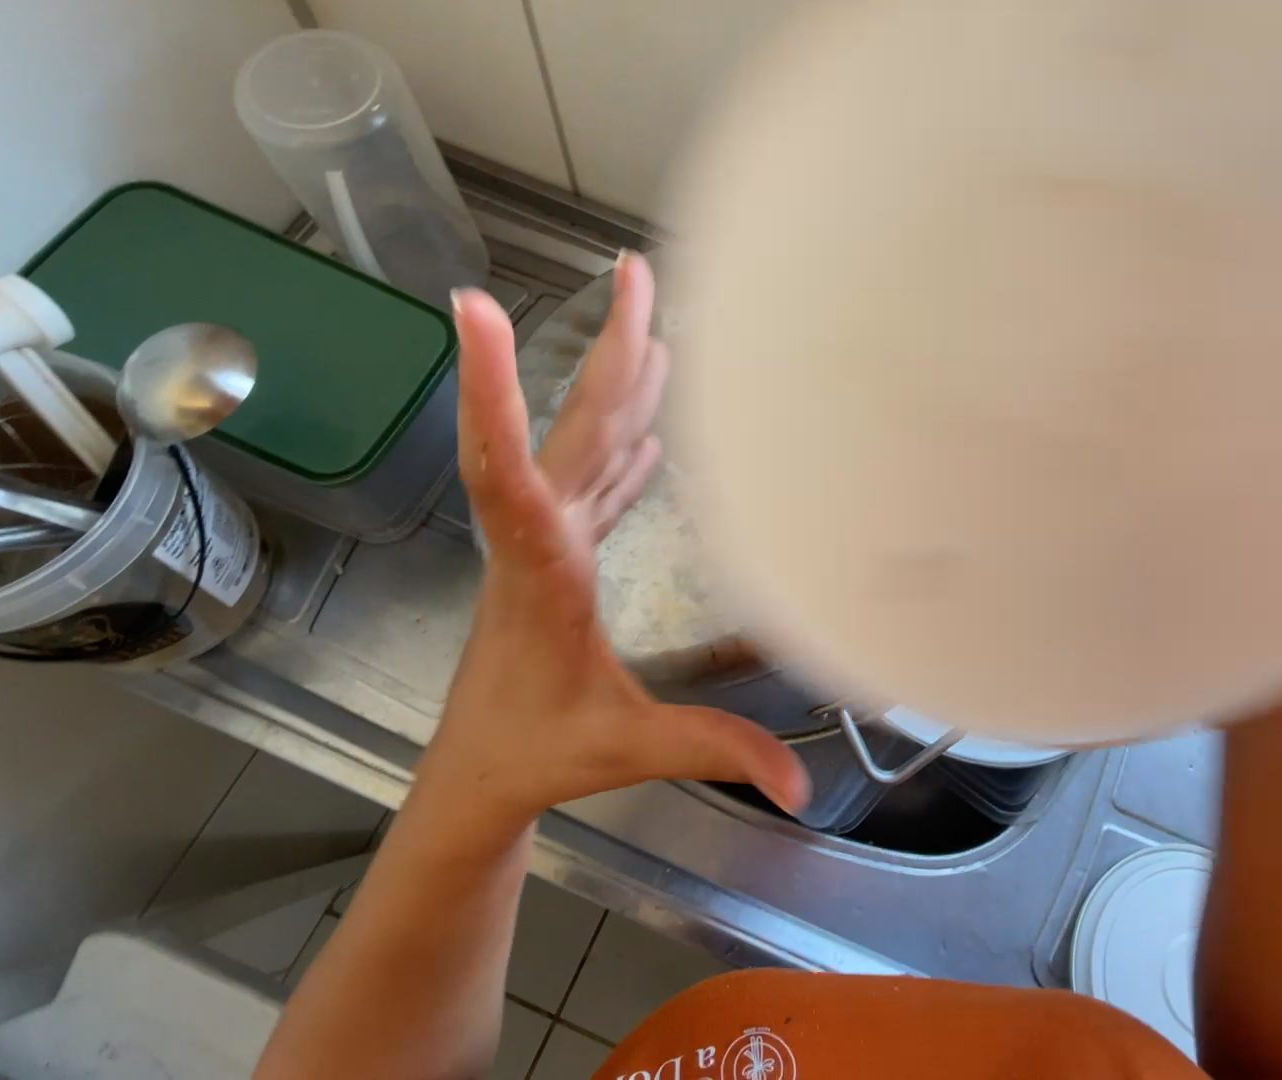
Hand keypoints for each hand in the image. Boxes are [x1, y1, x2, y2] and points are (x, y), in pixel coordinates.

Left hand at [427, 253, 809, 829]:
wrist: (478, 772)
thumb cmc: (537, 755)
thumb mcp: (625, 750)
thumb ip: (714, 752)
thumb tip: (803, 791)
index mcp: (543, 573)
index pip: (508, 471)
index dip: (495, 392)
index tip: (477, 307)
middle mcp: (539, 538)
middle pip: (569, 429)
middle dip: (606, 349)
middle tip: (639, 275)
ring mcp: (548, 539)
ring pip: (580, 444)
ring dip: (614, 382)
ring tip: (650, 321)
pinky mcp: (559, 551)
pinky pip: (591, 478)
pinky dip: (619, 441)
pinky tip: (649, 424)